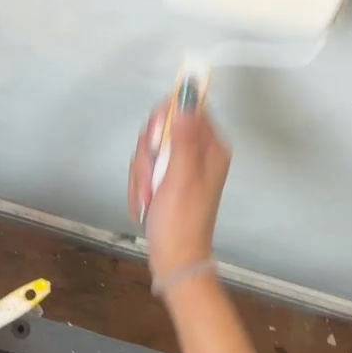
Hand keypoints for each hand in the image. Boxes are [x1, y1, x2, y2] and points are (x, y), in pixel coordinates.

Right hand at [128, 99, 231, 276]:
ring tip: (150, 197)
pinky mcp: (167, 182)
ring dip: (142, 174)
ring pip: (150, 150)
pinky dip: (141, 186)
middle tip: (153, 177)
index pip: (187, 107)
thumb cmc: (181, 221)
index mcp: (210, 147)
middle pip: (162, 128)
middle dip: (148, 154)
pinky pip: (146, 170)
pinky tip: (147, 203)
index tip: (156, 142)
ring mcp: (181, 168)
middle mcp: (198, 153)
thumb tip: (189, 92)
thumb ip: (183, 133)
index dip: (165, 119)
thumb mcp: (181, 175)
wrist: (175, 260)